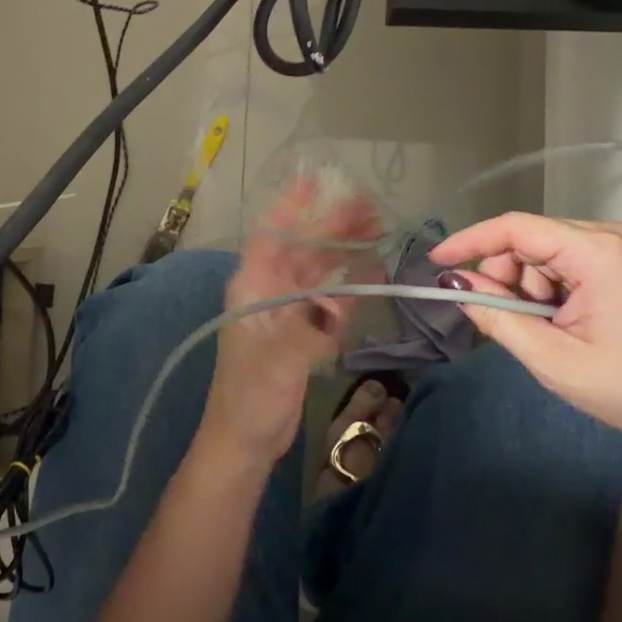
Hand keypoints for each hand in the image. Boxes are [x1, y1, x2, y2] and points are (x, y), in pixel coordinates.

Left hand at [200, 177, 382, 463]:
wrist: (244, 441)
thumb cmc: (250, 397)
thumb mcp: (277, 361)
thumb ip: (307, 330)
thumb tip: (336, 307)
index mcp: (251, 288)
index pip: (271, 235)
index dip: (291, 206)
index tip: (316, 180)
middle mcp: (268, 291)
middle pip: (302, 248)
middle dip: (331, 225)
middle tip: (368, 204)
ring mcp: (287, 312)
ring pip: (318, 270)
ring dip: (344, 249)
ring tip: (377, 226)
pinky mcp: (302, 333)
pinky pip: (329, 298)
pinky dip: (350, 283)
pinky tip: (374, 269)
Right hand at [431, 214, 621, 486]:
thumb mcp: (553, 358)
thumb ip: (497, 317)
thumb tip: (453, 286)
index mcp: (597, 252)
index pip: (516, 227)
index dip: (469, 241)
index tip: (434, 263)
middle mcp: (608, 237)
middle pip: (527, 239)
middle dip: (502, 276)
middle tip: (501, 321)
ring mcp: (617, 250)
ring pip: (541, 253)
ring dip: (524, 288)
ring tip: (540, 333)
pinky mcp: (619, 266)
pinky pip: (562, 264)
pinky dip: (544, 291)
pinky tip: (555, 324)